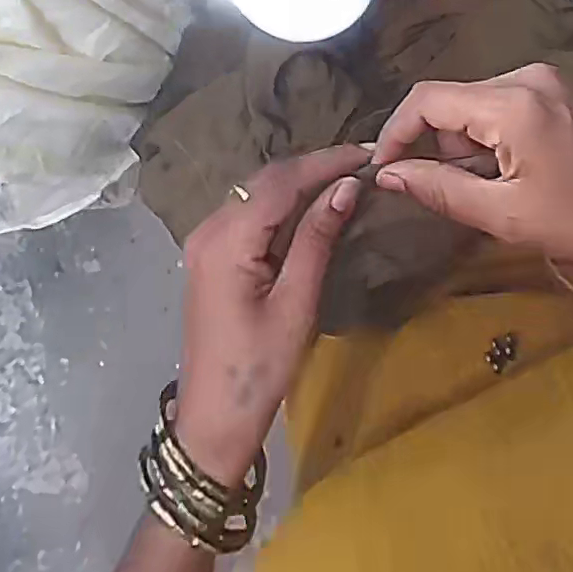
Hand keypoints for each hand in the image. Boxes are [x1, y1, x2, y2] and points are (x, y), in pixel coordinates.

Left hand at [172, 145, 368, 485]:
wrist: (212, 419)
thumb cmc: (258, 368)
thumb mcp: (296, 303)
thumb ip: (317, 239)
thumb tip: (346, 187)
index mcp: (226, 239)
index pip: (281, 181)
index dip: (325, 162)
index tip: (366, 152)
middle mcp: (209, 227)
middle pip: (267, 180)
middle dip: (314, 166)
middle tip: (362, 161)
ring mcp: (206, 238)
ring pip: (258, 191)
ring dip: (300, 180)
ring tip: (345, 174)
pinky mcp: (211, 251)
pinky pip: (251, 210)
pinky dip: (283, 199)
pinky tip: (311, 200)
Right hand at [371, 64, 572, 297]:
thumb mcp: (503, 214)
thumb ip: (438, 187)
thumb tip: (386, 174)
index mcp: (512, 103)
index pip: (427, 99)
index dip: (396, 133)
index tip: (385, 171)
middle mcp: (525, 76)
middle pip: (450, 101)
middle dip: (440, 146)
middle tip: (457, 192)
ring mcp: (544, 79)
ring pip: (472, 105)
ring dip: (466, 145)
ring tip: (495, 187)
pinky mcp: (555, 91)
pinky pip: (499, 106)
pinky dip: (489, 137)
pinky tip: (512, 170)